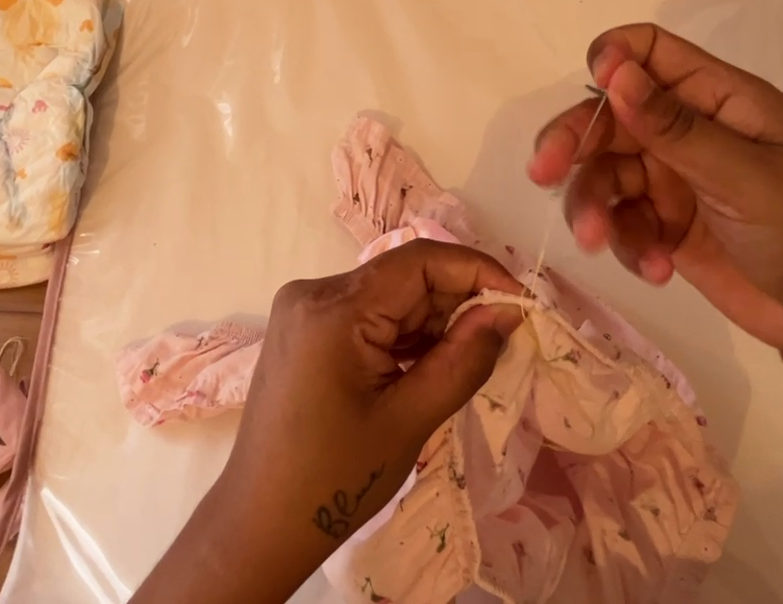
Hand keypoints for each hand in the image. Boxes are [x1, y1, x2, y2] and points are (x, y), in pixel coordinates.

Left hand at [134, 239, 522, 603]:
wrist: (260, 521)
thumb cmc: (336, 477)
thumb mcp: (411, 419)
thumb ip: (464, 358)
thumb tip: (507, 312)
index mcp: (334, 307)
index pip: (419, 260)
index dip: (476, 270)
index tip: (521, 302)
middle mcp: (314, 291)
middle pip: (403, 276)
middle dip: (456, 303)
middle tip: (500, 342)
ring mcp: (304, 308)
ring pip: (388, 295)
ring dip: (431, 323)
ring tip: (459, 366)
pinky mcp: (304, 328)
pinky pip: (367, 314)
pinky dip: (402, 335)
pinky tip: (422, 369)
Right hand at [527, 23, 782, 358]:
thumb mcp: (749, 178)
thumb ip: (676, 128)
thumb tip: (613, 70)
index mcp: (719, 99)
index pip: (650, 53)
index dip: (613, 59)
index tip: (593, 89)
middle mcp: (688, 132)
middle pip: (609, 117)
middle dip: (574, 143)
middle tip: (542, 173)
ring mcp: (674, 180)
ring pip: (604, 173)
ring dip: (593, 204)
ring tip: (598, 242)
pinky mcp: (665, 226)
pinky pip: (621, 221)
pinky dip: (625, 243)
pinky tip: (656, 269)